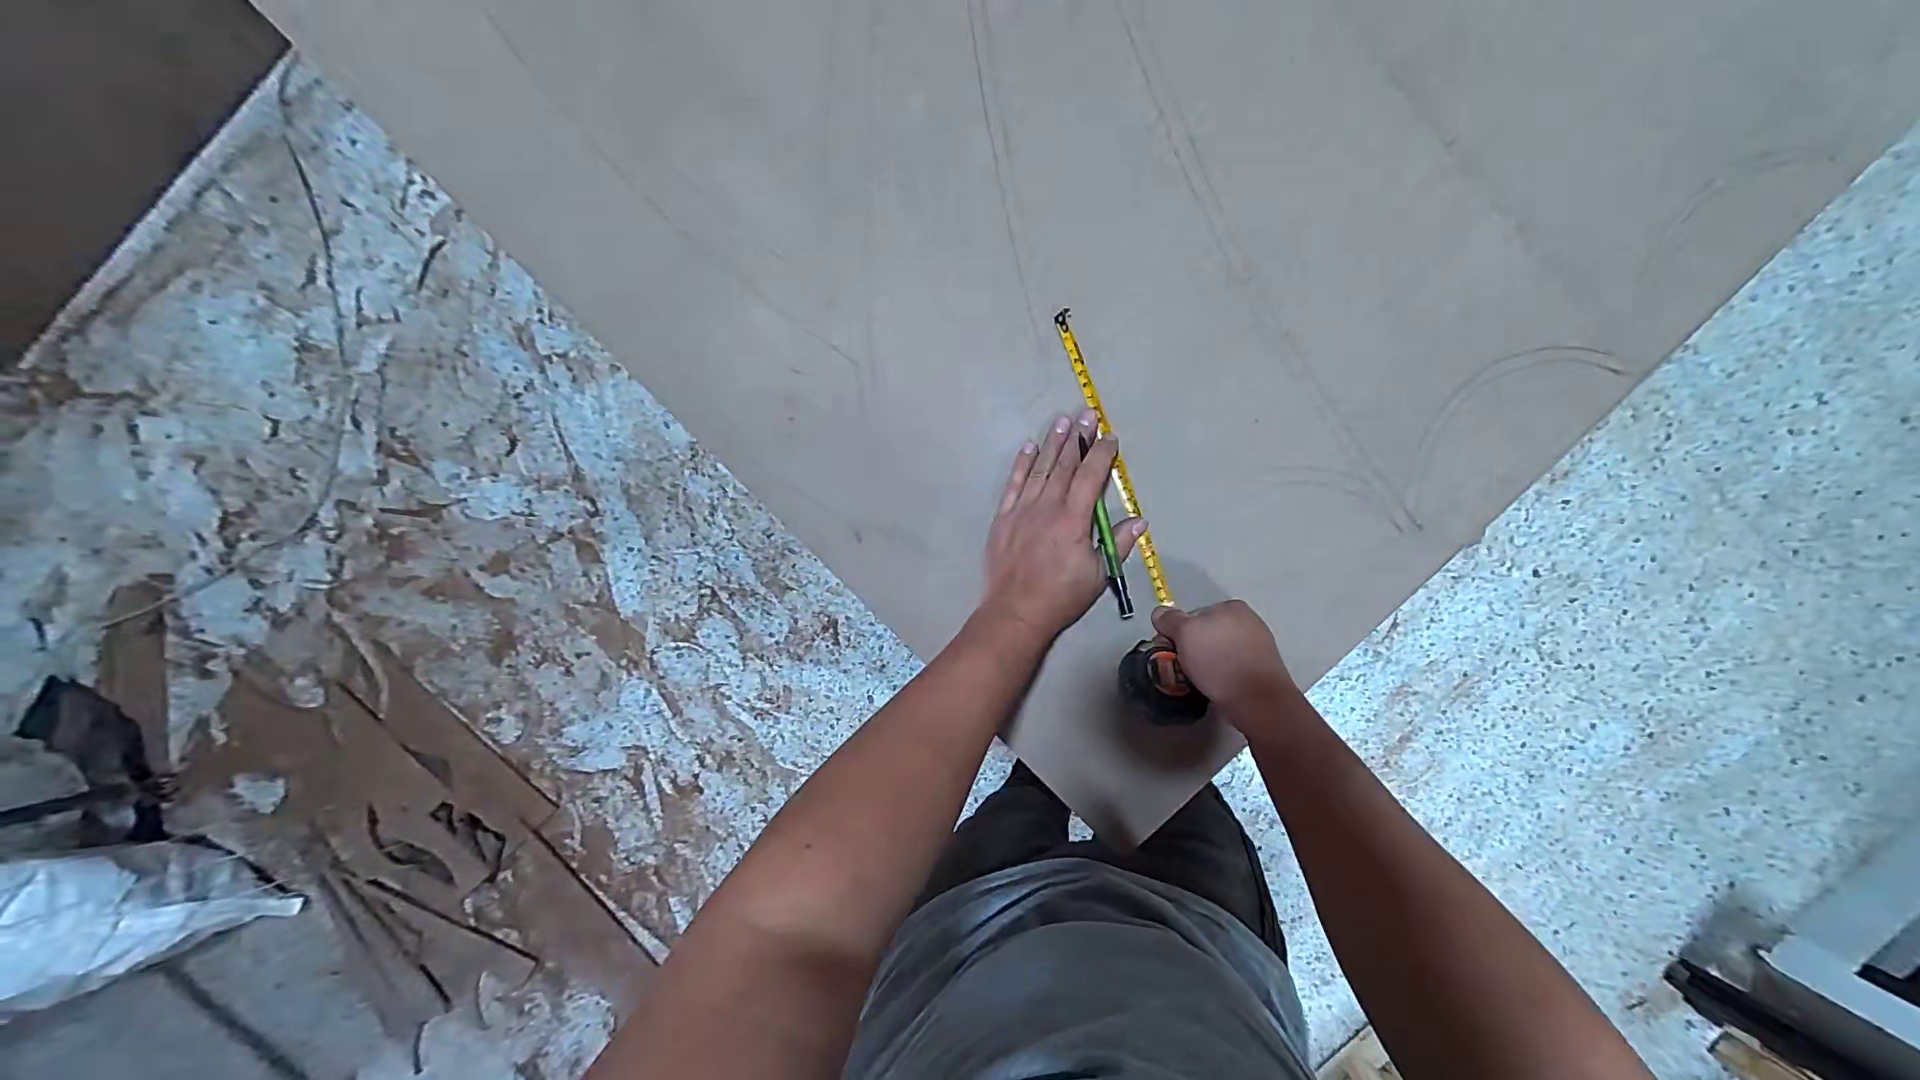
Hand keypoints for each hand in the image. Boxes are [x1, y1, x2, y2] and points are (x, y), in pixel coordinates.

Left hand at [981, 409, 1145, 641]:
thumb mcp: (1098, 574)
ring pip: (1039, 469)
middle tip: (1086, 415)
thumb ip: (1117, 543)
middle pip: (1064, 466)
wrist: (1015, 611)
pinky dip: (1021, 465)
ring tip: (1061, 421)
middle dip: (1077, 439)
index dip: (1101, 455)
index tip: (1109, 437)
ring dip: (1051, 444)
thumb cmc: (1061, 596)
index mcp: (1073, 520)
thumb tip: (1139, 520)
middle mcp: (1047, 508)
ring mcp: (1022, 511)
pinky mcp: (1003, 518)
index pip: (1090, 478)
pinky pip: (1013, 484)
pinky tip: (1028, 448)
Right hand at [1150, 601, 1300, 732]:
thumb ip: (1169, 620)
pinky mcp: (1262, 668)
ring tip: (1199, 679)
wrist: (1256, 700)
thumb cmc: (1218, 661)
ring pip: (1217, 651)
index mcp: (1232, 607)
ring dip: (1205, 662)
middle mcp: (1248, 621)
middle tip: (1183, 667)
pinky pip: (1231, 666)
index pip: (1192, 615)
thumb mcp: (1184, 633)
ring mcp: (1258, 645)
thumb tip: (1160, 614)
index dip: (1178, 633)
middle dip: (1192, 648)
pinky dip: (1221, 673)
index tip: (1173, 651)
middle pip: (1205, 633)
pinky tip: (1216, 685)